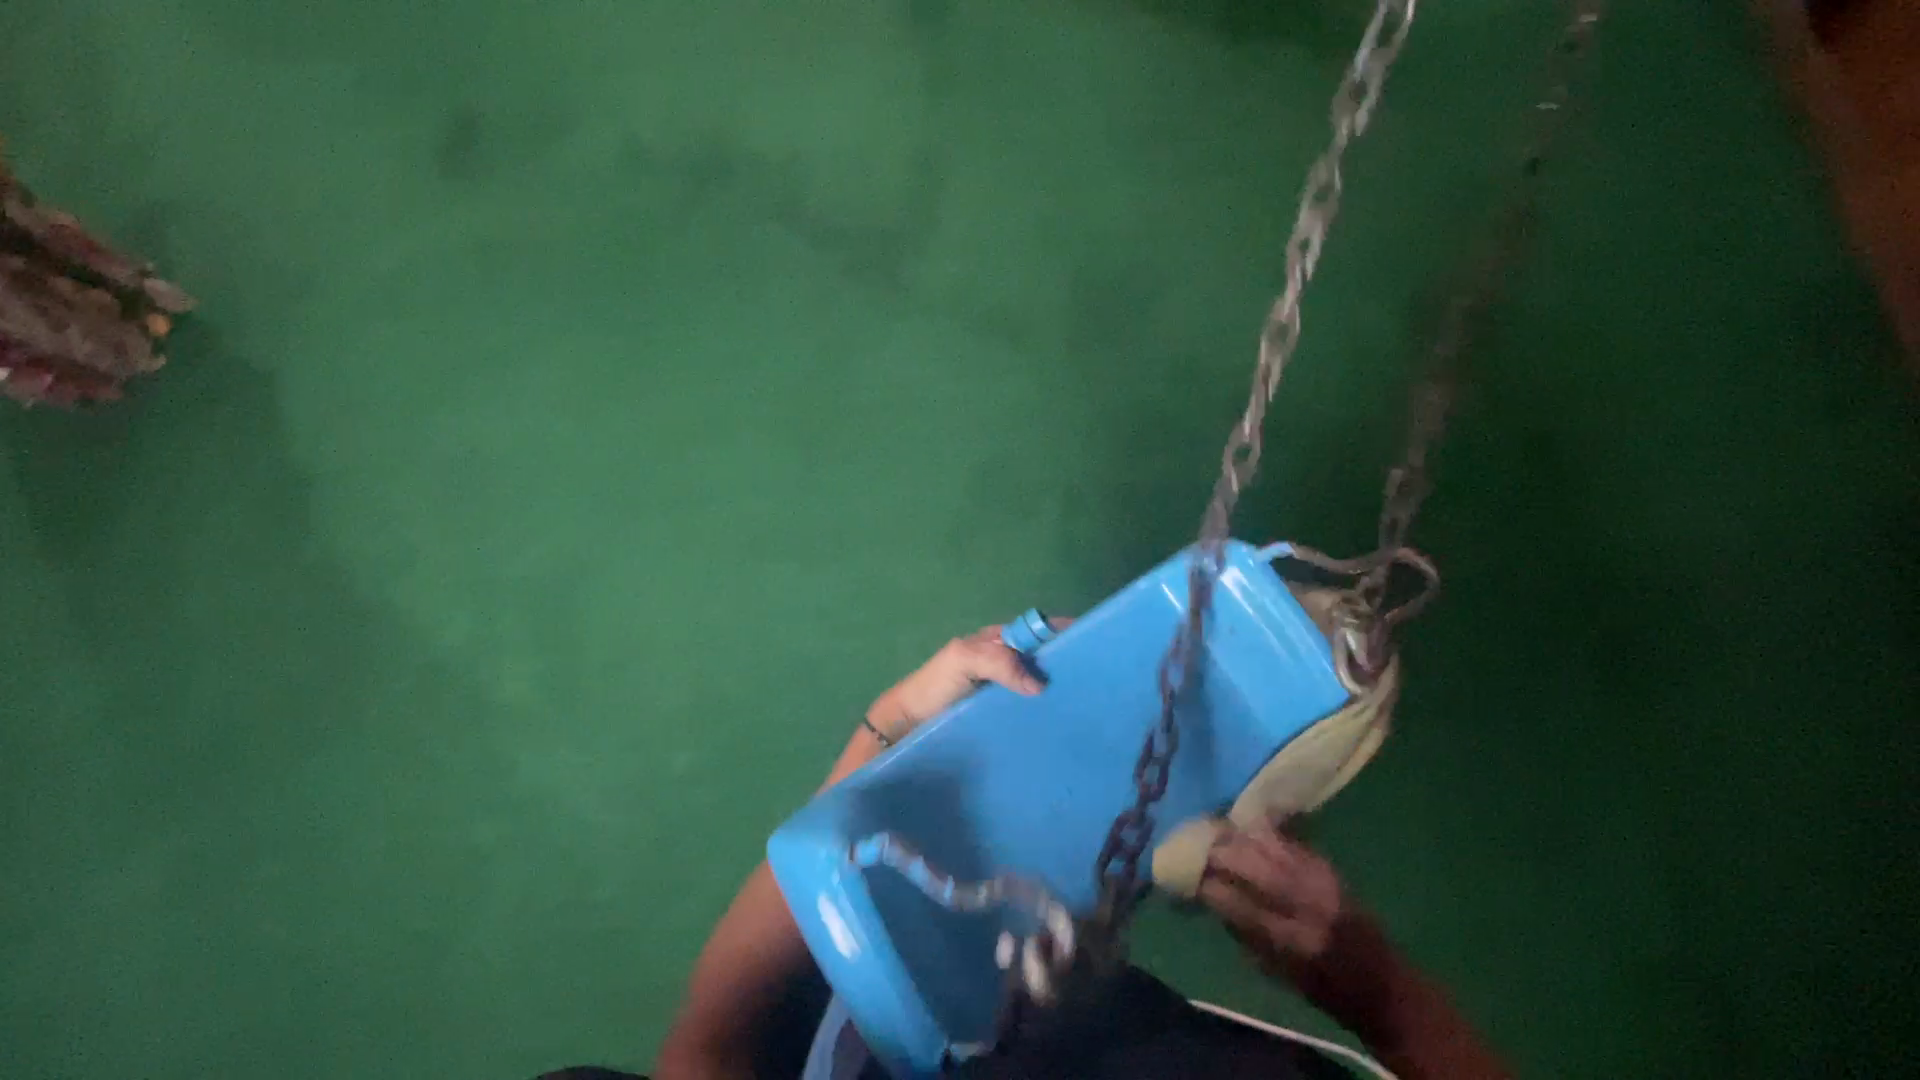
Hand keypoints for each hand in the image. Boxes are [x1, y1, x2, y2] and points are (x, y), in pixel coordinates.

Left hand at [865, 619, 1071, 740]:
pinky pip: (1032, 709)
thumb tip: (1039, 684)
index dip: (1062, 633)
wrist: (910, 725)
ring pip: (1041, 684)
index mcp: (998, 641)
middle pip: (1044, 658)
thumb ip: (998, 660)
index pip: (1037, 630)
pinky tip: (1061, 722)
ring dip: (1060, 690)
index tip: (1090, 644)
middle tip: (1095, 680)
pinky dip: (1046, 711)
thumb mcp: (962, 659)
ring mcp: (1008, 691)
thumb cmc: (933, 686)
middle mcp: (1007, 663)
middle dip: (1067, 664)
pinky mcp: (1005, 716)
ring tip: (1084, 704)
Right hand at [1198, 822, 1345, 981]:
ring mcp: (1320, 880)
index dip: (1208, 886)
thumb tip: (1210, 898)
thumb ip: (1245, 933)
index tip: (1185, 876)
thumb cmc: (1326, 991)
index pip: (1238, 902)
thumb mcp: (1279, 974)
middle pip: (1252, 864)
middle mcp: (1306, 903)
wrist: (1384, 986)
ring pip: (1270, 845)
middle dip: (1219, 852)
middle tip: (1193, 846)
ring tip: (1214, 830)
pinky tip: (1246, 825)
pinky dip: (1264, 831)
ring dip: (1238, 835)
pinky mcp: (1329, 867)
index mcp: (1291, 939)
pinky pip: (1289, 840)